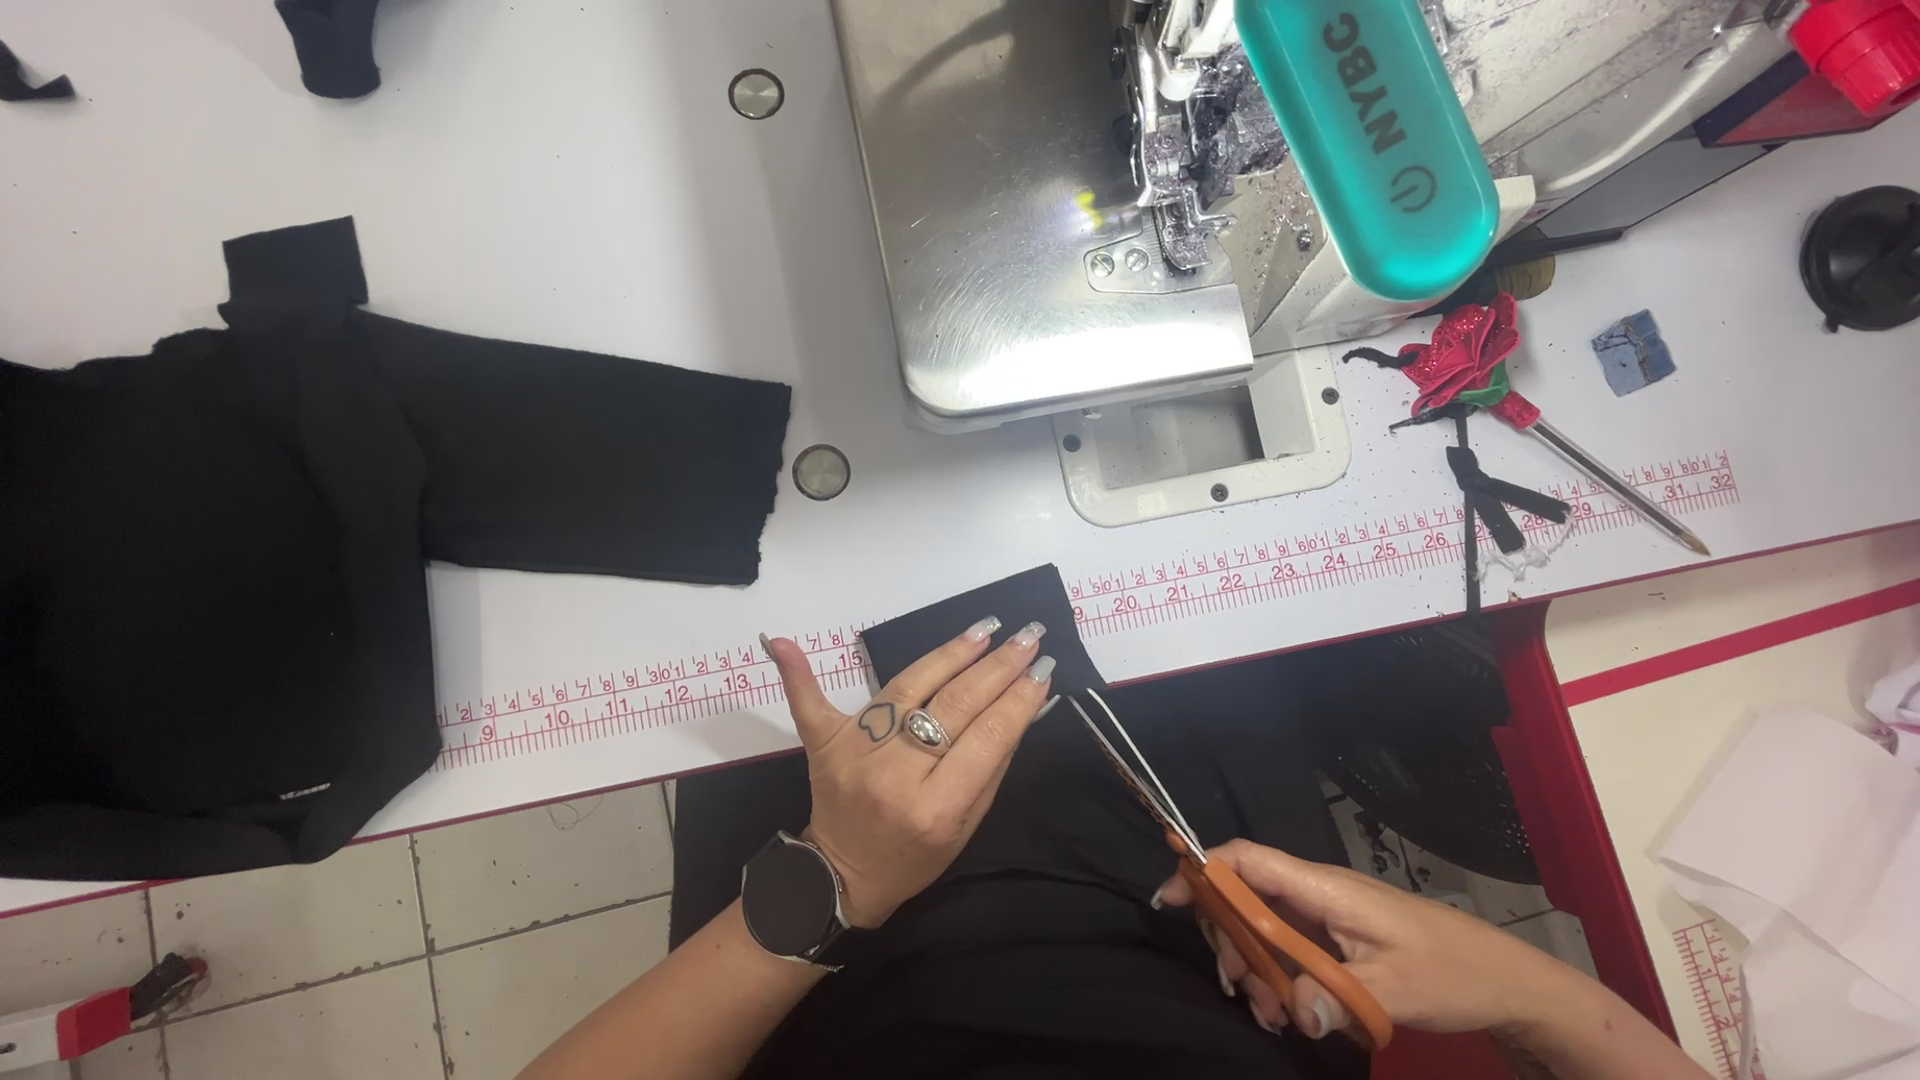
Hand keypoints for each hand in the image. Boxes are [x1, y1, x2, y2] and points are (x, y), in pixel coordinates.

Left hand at [764, 618, 1054, 927]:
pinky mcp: (823, 744)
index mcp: (936, 807)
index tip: (1043, 668)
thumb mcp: (966, 826)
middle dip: (997, 667)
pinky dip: (796, 673)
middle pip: (953, 706)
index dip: (1018, 699)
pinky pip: (808, 704)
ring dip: (951, 653)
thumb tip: (1017, 706)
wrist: (843, 875)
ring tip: (986, 629)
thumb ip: (989, 767)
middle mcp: (894, 775)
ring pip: (907, 687)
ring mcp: (854, 754)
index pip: (987, 738)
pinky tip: (781, 641)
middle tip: (1028, 636)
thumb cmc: (915, 856)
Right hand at [1156, 840, 1578, 1038]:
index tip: (1170, 897)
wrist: (1504, 980)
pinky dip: (1273, 977)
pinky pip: (1283, 947)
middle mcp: (1313, 894)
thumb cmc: (1452, 971)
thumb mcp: (1398, 990)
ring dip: (1251, 966)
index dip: (1203, 868)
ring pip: (1259, 926)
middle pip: (1242, 897)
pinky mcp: (1331, 938)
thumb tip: (1292, 1012)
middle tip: (1239, 990)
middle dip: (1227, 940)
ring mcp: (1321, 916)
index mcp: (1322, 888)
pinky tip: (1287, 1012)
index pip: (1248, 859)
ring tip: (1270, 1014)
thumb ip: (1339, 998)